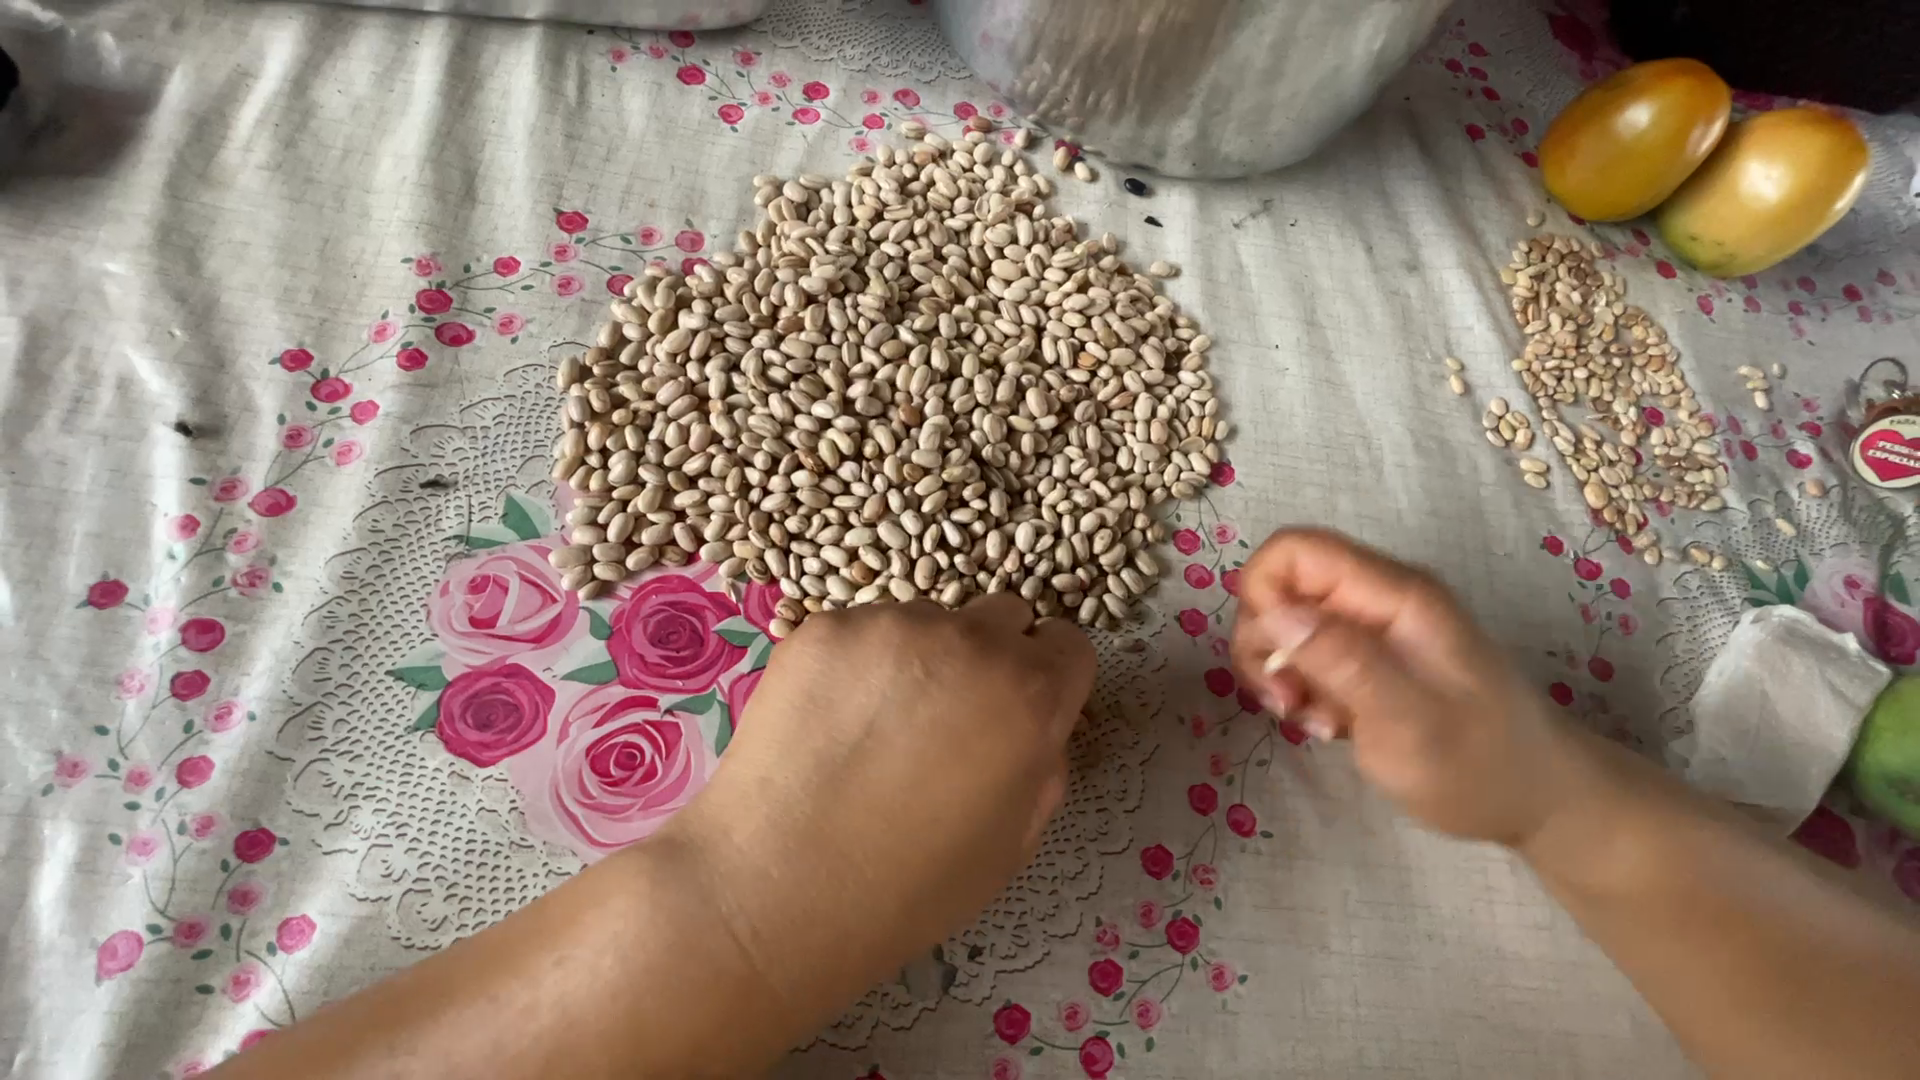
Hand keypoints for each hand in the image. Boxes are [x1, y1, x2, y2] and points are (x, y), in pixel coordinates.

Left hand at [662, 594, 1095, 1029]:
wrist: (775, 888)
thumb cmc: (909, 885)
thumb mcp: (1014, 843)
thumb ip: (1045, 764)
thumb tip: (1035, 725)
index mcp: (1028, 692)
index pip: (1068, 645)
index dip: (1050, 679)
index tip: (1021, 709)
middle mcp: (968, 639)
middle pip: (1003, 616)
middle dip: (993, 656)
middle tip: (950, 714)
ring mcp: (890, 623)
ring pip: (930, 620)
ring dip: (922, 657)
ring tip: (875, 725)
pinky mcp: (825, 625)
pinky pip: (864, 630)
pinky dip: (859, 662)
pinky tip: (830, 718)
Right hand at [1228, 528, 1577, 845]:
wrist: (1538, 804)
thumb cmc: (1481, 765)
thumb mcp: (1410, 721)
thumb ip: (1342, 661)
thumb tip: (1273, 612)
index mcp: (1394, 595)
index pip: (1295, 550)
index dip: (1263, 593)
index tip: (1273, 656)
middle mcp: (1374, 600)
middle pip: (1278, 587)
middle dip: (1264, 644)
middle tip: (1286, 702)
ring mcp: (1366, 629)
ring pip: (1280, 623)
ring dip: (1275, 673)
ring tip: (1307, 719)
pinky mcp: (1359, 658)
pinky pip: (1300, 656)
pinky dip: (1296, 689)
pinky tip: (1324, 725)